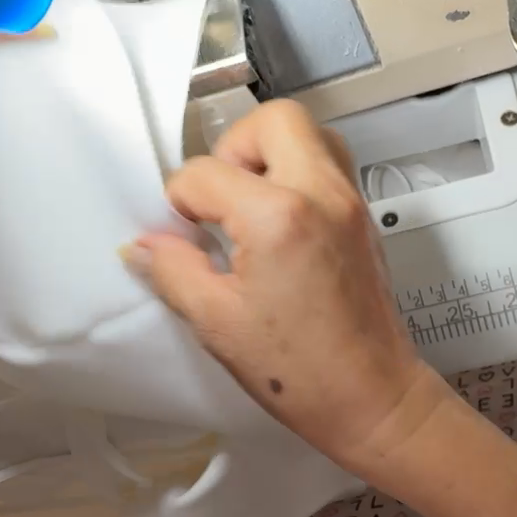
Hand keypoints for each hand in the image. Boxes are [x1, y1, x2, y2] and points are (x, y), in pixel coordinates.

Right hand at [127, 101, 448, 470]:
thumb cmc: (294, 371)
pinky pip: (330, 166)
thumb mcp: (216, 321)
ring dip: (273, 154)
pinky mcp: (366, 218)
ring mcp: (352, 201)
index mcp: (278, 215)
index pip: (206, 173)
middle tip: (221, 197)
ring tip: (250, 205)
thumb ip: (173, 269)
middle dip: (234, 146)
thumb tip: (143, 244)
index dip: (179, 202)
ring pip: (312, 134)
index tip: (180, 236)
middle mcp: (322, 191)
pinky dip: (299, 174)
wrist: (373, 397)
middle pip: (275, 119)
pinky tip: (279, 226)